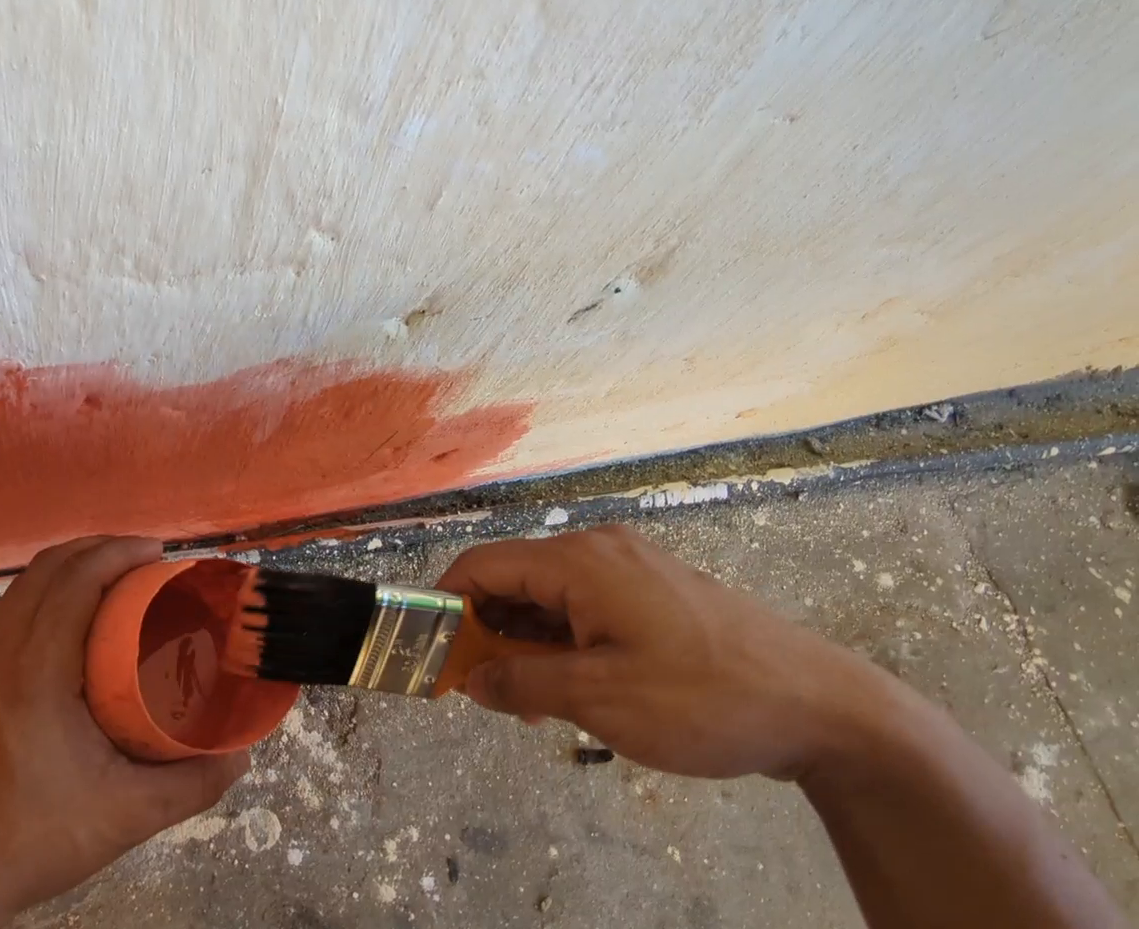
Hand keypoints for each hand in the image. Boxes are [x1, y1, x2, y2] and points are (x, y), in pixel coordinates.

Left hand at [0, 536, 248, 926]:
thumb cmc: (39, 836)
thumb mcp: (129, 816)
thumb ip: (193, 784)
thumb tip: (241, 752)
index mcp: (37, 672)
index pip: (75, 582)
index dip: (118, 553)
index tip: (160, 555)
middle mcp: (3, 652)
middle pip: (47, 568)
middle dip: (99, 548)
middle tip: (147, 560)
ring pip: (24, 583)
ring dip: (71, 564)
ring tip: (117, 575)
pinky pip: (13, 606)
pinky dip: (47, 587)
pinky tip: (76, 612)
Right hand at [435, 525, 883, 779]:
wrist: (831, 711)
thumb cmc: (705, 699)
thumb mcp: (600, 698)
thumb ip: (521, 681)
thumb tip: (467, 678)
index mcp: (579, 560)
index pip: (480, 565)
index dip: (445, 605)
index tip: (429, 651)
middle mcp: (599, 549)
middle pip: (512, 579)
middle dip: (488, 632)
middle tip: (487, 691)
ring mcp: (630, 568)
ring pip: (547, 596)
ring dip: (526, 643)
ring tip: (533, 701)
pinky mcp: (653, 591)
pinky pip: (584, 607)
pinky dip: (562, 641)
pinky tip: (574, 686)